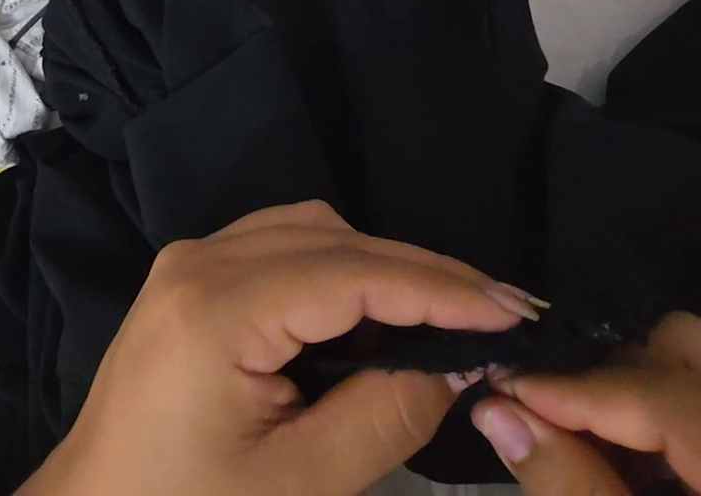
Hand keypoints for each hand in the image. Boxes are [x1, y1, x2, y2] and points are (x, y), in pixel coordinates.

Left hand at [17, 200, 539, 495]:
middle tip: (497, 309)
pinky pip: (277, 241)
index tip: (512, 309)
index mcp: (217, 308)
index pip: (347, 274)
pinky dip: (335, 262)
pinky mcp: (190, 270)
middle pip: (329, 238)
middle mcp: (200, 259)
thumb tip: (459, 363)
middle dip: (417, 270)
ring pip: (306, 229)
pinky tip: (372, 300)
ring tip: (447, 307)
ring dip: (378, 260)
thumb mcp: (298, 482)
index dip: (435, 288)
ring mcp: (189, 257)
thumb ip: (385, 414)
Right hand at [469, 312, 700, 494]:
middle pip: (694, 352)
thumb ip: (580, 495)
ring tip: (595, 436)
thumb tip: (497, 411)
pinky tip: (652, 460)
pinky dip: (683, 409)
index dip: (578, 388)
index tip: (505, 390)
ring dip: (639, 384)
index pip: (672, 396)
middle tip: (548, 412)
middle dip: (607, 371)